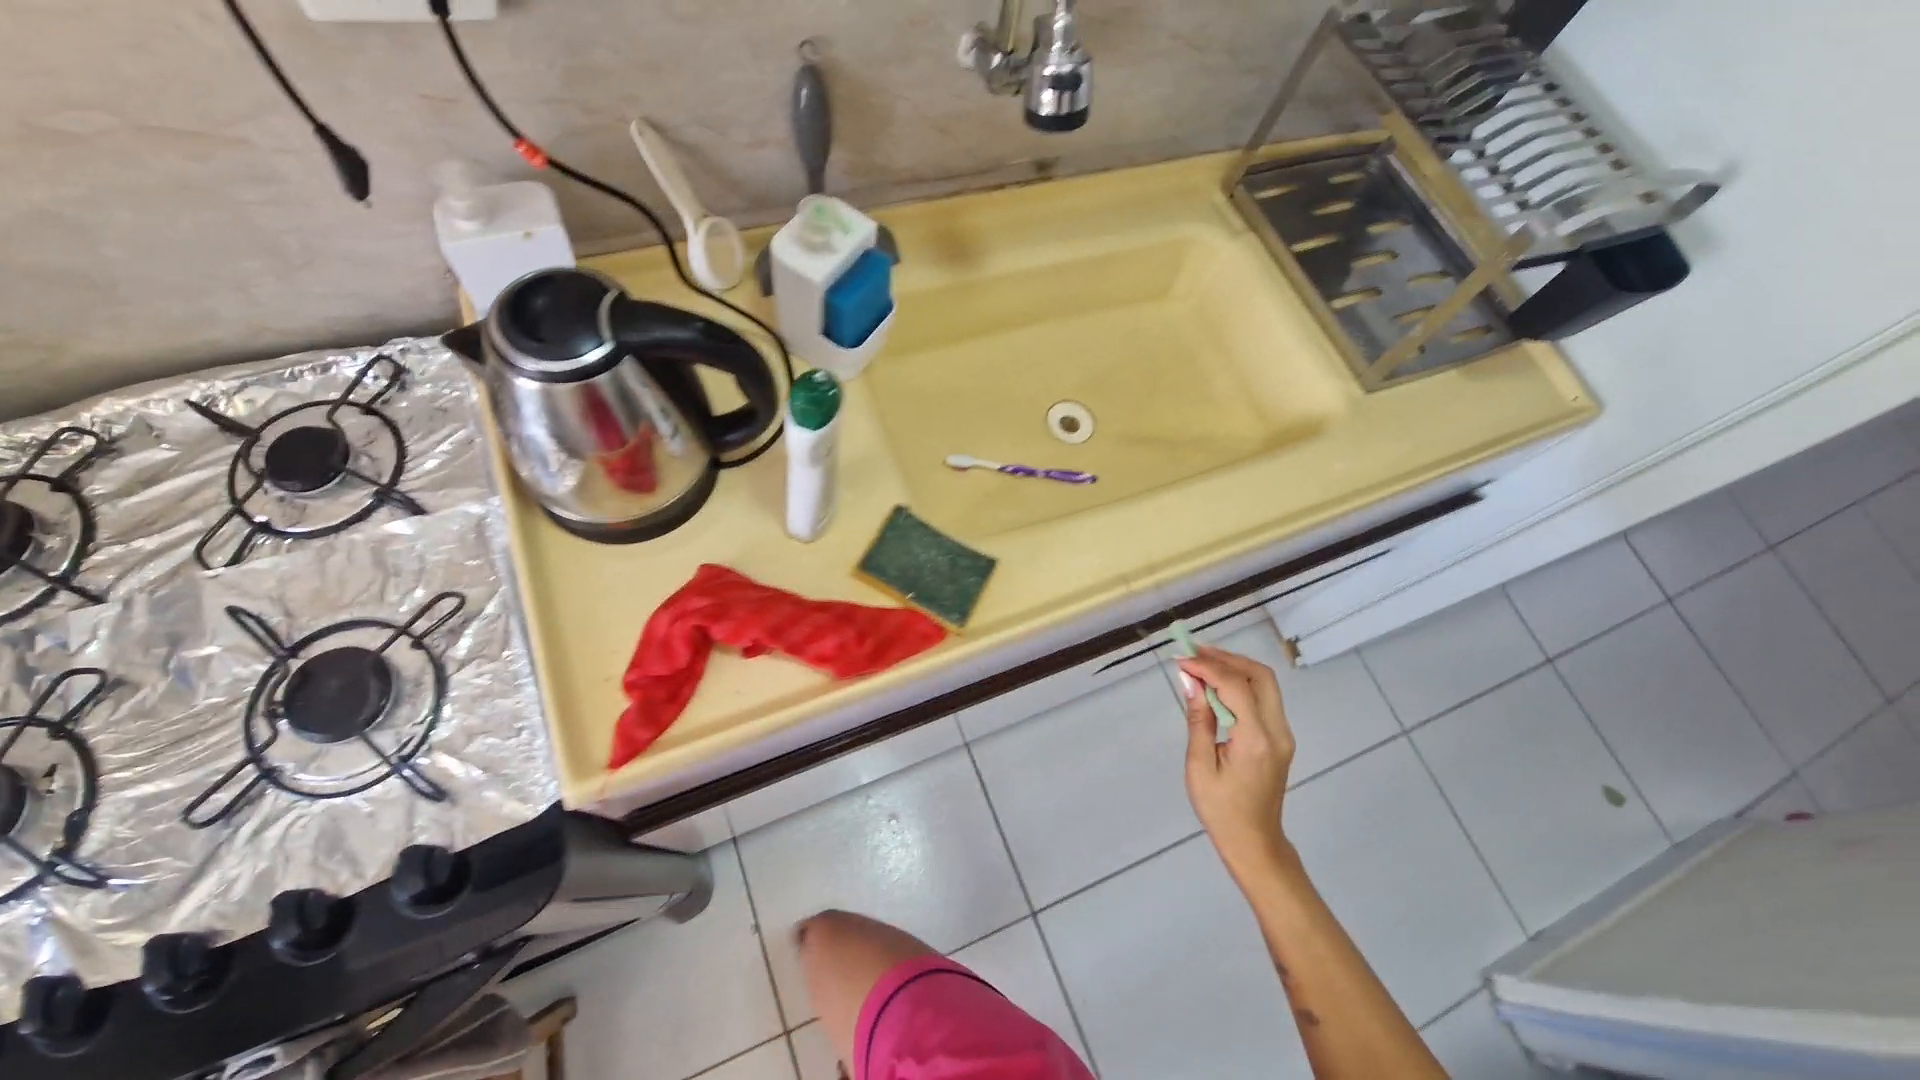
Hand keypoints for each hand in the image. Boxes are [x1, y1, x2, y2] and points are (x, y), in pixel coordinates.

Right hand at [1177, 645, 1295, 874]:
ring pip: (1265, 685)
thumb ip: (1198, 720)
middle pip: (1260, 676)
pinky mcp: (1280, 738)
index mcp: (1256, 740)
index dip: (1208, 667)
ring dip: (1235, 668)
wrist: (1254, 841)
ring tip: (1202, 665)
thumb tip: (1191, 682)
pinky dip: (1241, 685)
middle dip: (1227, 659)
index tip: (1181, 660)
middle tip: (1195, 654)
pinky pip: (1264, 699)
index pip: (1236, 686)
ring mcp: (1283, 734)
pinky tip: (1217, 688)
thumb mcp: (1200, 767)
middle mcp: (1277, 731)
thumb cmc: (1221, 810)